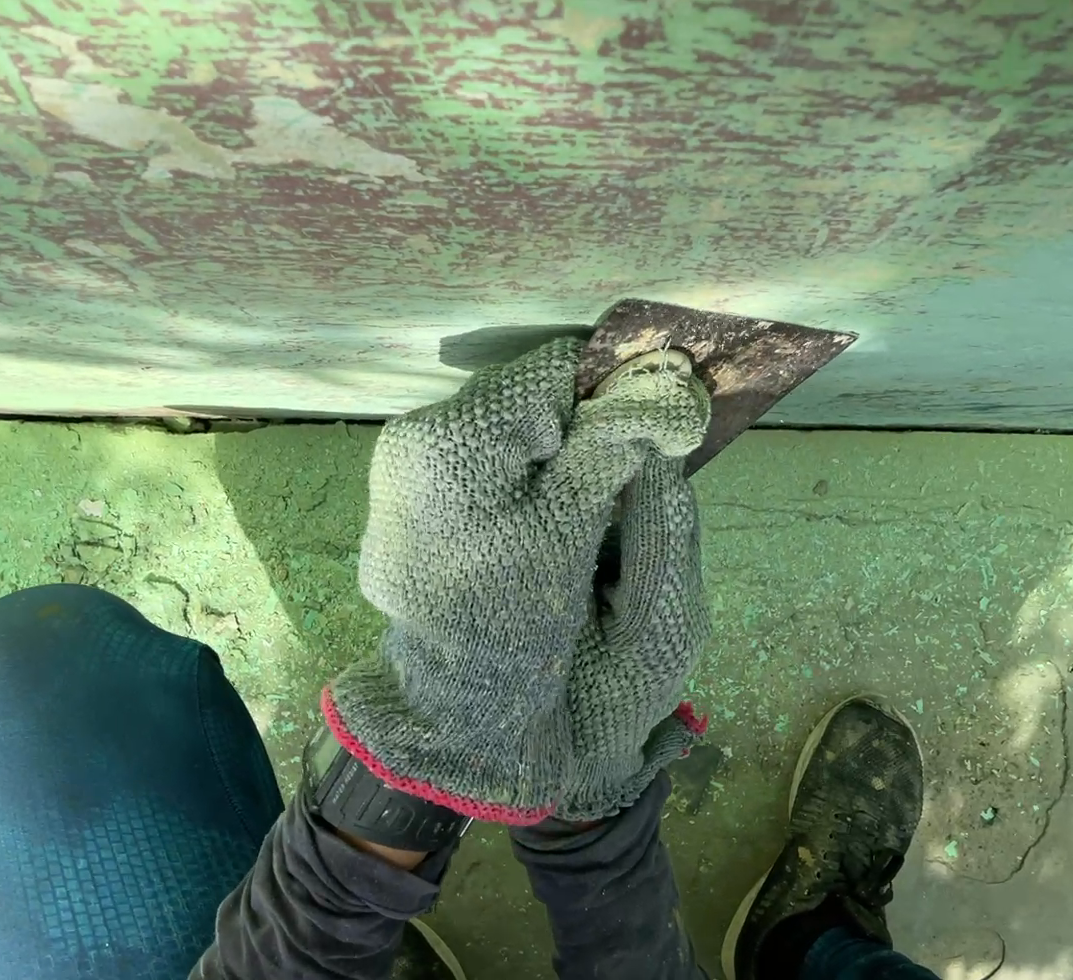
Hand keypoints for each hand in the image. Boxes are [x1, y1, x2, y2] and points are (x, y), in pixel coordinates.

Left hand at [322, 338, 708, 822]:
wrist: (452, 703)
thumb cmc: (520, 622)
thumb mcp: (574, 528)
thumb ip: (614, 447)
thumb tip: (672, 384)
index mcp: (454, 438)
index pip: (553, 370)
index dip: (608, 397)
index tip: (636, 442)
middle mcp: (413, 434)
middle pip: (523, 392)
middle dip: (575, 426)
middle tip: (603, 488)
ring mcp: (401, 461)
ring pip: (503, 420)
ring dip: (546, 450)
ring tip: (566, 510)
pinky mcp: (403, 486)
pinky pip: (478, 449)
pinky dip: (515, 469)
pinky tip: (528, 518)